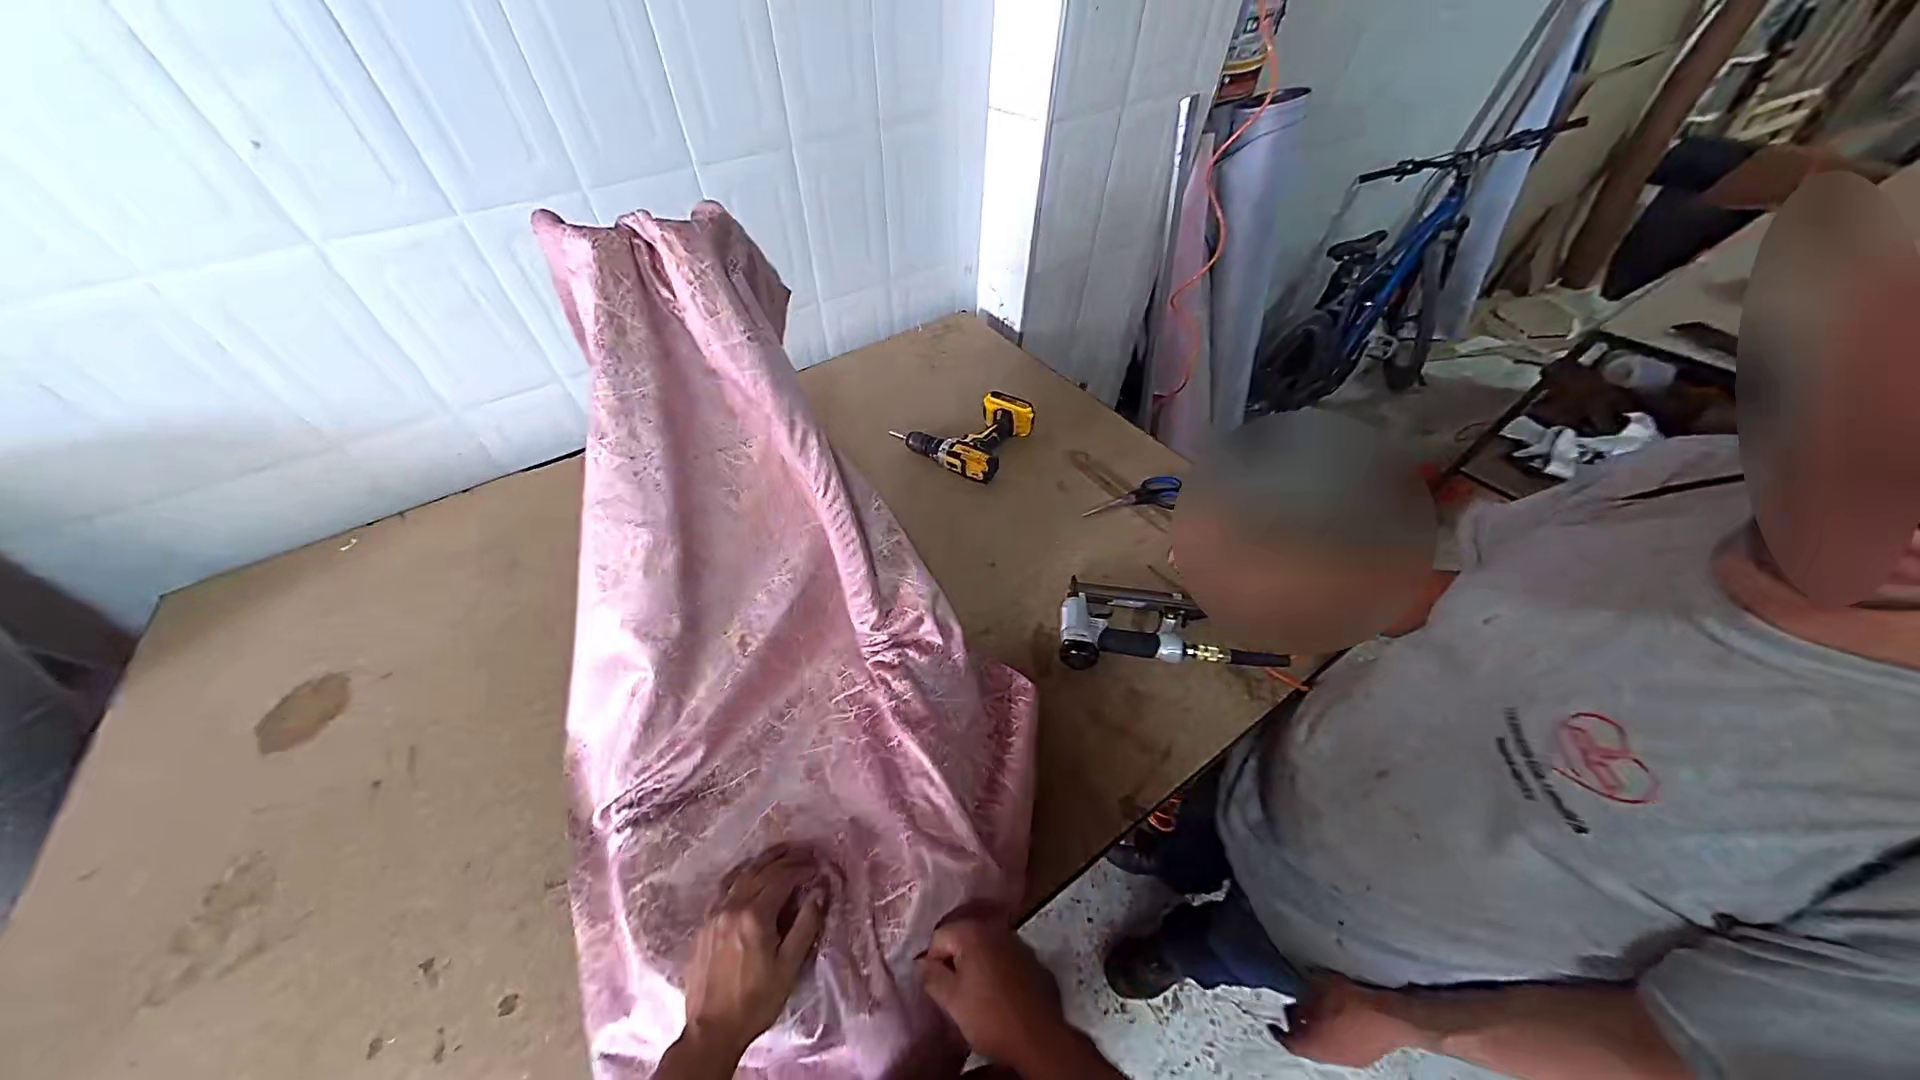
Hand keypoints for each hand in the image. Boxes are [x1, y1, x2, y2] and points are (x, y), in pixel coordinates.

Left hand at [680, 848, 828, 1054]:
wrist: (711, 1031)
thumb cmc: (756, 1001)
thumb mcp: (789, 966)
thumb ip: (806, 925)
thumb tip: (819, 892)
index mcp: (754, 916)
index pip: (782, 878)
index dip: (802, 868)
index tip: (817, 865)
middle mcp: (732, 907)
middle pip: (761, 870)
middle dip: (786, 857)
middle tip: (805, 850)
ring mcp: (714, 914)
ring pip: (740, 874)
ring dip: (763, 860)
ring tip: (781, 851)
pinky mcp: (704, 924)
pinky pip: (723, 887)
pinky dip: (740, 873)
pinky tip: (748, 873)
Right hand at [915, 915, 1064, 1064]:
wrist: (1039, 1037)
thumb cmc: (990, 1017)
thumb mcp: (952, 1000)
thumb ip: (932, 976)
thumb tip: (921, 961)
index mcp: (973, 932)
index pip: (939, 936)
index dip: (933, 961)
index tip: (937, 986)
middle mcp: (996, 928)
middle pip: (963, 936)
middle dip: (954, 959)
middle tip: (953, 989)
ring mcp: (1017, 941)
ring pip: (985, 946)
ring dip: (976, 963)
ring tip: (975, 992)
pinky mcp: (1032, 958)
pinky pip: (1005, 957)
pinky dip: (996, 968)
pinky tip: (998, 992)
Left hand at [1277, 974, 1437, 1067]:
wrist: (1390, 1017)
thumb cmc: (1349, 1000)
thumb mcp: (1315, 988)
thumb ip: (1302, 998)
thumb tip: (1299, 1005)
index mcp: (1312, 1042)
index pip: (1288, 1042)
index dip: (1278, 1032)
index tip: (1273, 1025)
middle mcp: (1328, 1057)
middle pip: (1307, 1046)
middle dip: (1299, 1029)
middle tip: (1297, 1013)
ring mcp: (1348, 1060)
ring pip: (1325, 1048)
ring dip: (1318, 1033)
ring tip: (1318, 1013)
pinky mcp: (1365, 1058)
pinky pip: (1342, 1048)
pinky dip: (1335, 1036)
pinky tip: (1339, 1021)